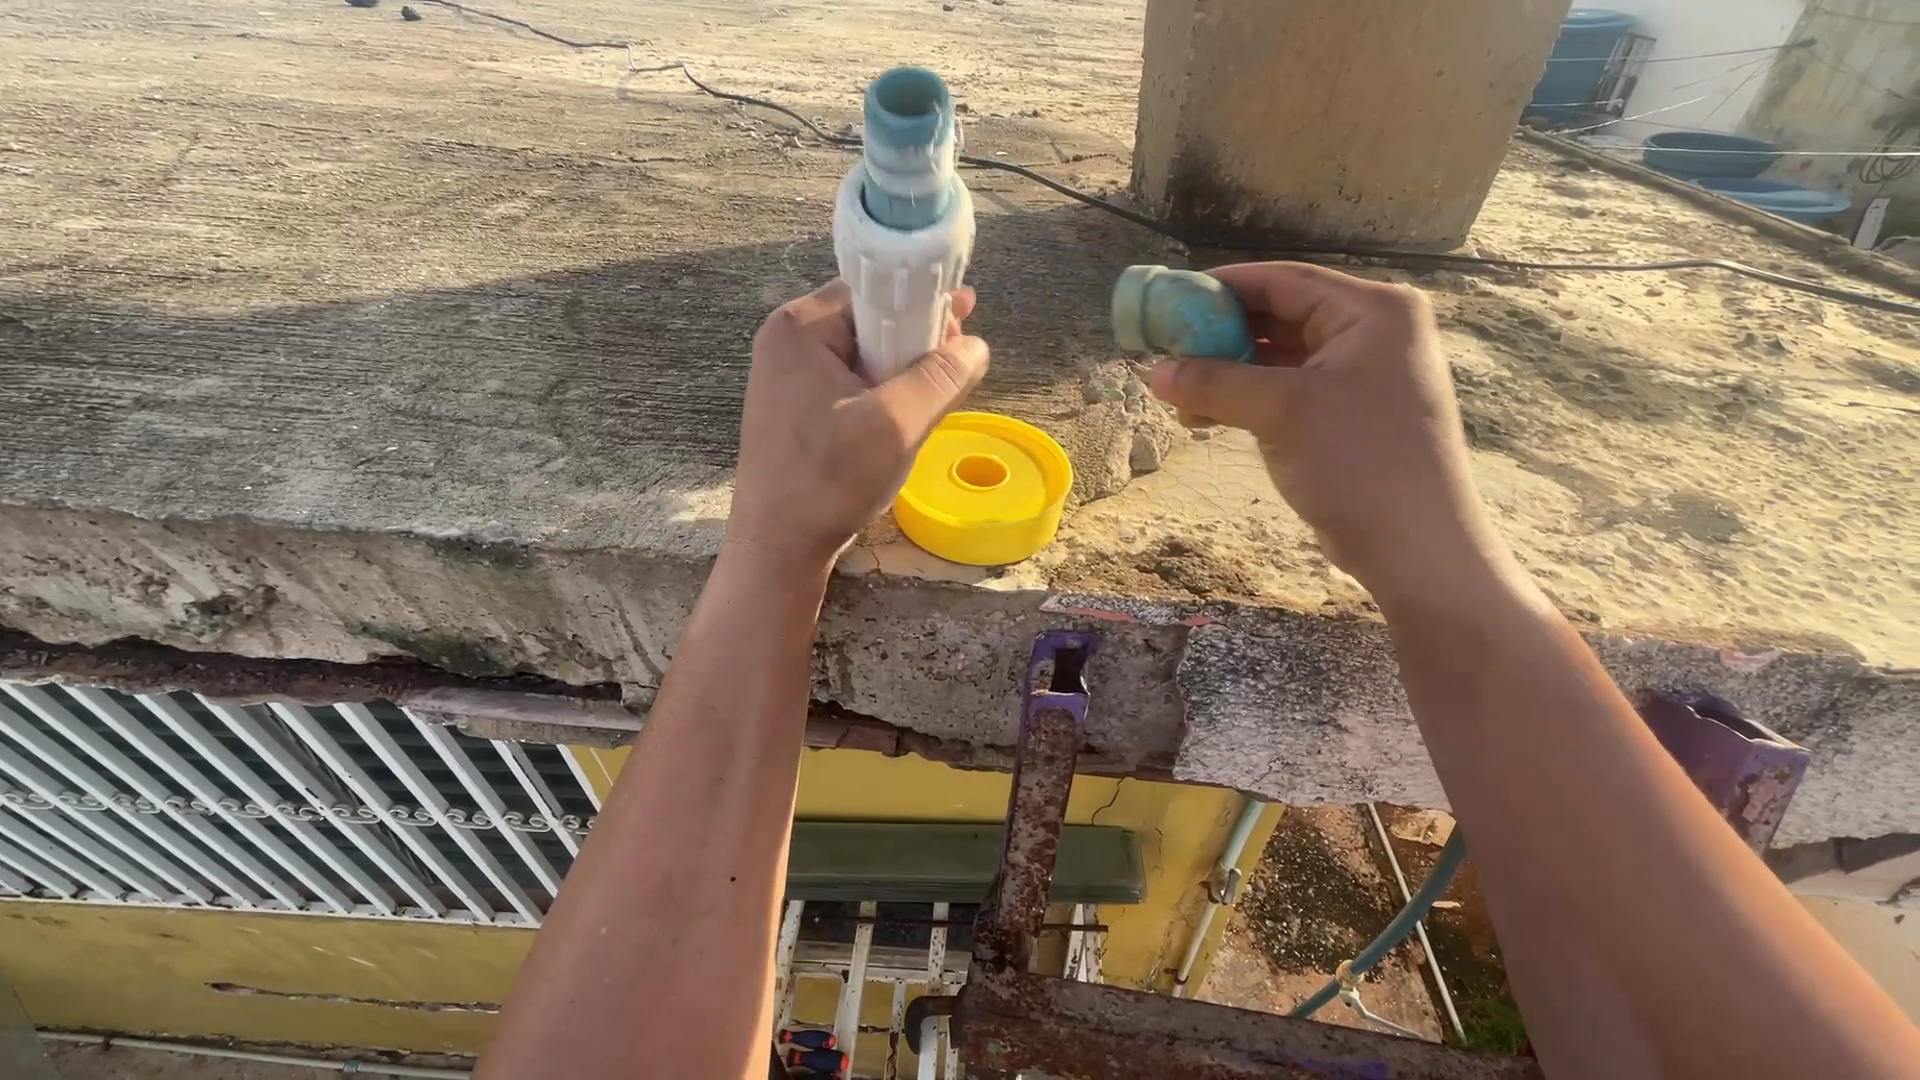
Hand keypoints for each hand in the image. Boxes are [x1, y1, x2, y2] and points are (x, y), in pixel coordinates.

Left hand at [727, 280, 988, 573]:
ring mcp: (788, 380)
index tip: (960, 324)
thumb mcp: (896, 424)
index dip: (919, 304)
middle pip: (870, 322)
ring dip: (902, 376)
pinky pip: (851, 388)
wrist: (778, 548)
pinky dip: (882, 398)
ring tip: (932, 401)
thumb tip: (976, 346)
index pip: (872, 291)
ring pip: (864, 359)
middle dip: (915, 343)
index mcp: (798, 329)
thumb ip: (941, 378)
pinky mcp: (797, 411)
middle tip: (955, 368)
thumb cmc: (829, 481)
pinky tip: (903, 422)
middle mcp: (787, 344)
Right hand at [1148, 262, 1509, 607]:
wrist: (1413, 546)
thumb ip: (1214, 382)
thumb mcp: (1280, 410)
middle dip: (1220, 335)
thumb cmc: (1357, 460)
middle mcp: (1370, 335)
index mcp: (1372, 312)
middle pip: (1279, 318)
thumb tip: (1155, 372)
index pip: (1285, 281)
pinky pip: (1285, 393)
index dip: (1223, 286)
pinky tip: (1203, 417)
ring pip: (1278, 360)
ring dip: (1227, 373)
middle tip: (1168, 348)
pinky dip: (1244, 401)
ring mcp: (1359, 378)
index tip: (1171, 299)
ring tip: (1178, 393)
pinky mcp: (1346, 417)